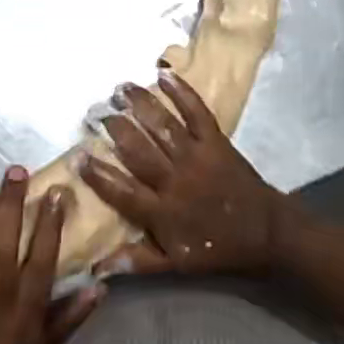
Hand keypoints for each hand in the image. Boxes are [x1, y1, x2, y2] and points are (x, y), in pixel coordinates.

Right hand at [78, 67, 297, 277]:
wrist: (264, 232)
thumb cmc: (215, 248)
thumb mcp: (175, 265)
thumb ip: (135, 262)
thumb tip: (95, 268)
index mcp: (163, 212)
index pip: (122, 191)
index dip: (98, 174)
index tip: (78, 155)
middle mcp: (176, 180)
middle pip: (138, 150)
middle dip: (115, 128)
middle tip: (95, 111)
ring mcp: (196, 156)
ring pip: (162, 126)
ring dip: (140, 104)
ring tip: (120, 88)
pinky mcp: (215, 140)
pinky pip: (196, 112)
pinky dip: (181, 92)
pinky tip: (164, 75)